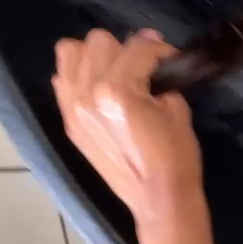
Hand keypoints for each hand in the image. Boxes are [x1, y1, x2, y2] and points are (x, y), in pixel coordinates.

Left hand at [52, 28, 202, 226]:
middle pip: (99, 42)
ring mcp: (73, 106)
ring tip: (115, 75)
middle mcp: (88, 91)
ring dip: (96, 57)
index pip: (137, 48)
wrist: (160, 201)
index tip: (171, 57)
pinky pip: (63, 80)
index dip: (159, 48)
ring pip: (71, 52)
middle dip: (126, 51)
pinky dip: (80, 78)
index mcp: (119, 90)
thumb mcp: (179, 115)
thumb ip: (163, 84)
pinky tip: (99, 92)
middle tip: (144, 70)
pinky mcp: (70, 121)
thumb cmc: (177, 161)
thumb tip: (154, 67)